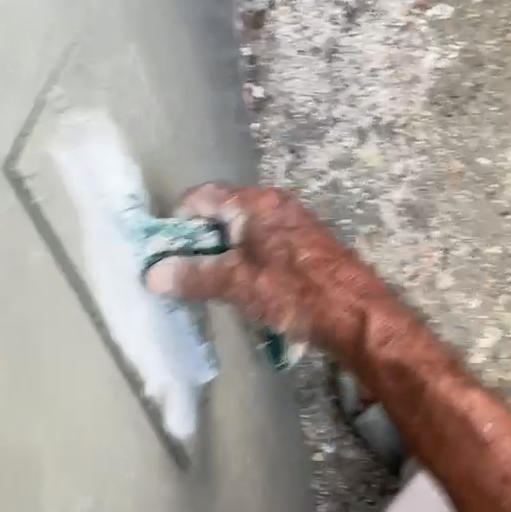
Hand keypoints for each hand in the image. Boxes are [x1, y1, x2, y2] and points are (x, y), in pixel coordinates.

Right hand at [144, 184, 384, 357]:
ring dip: (223, 255)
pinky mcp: (305, 245)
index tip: (165, 252)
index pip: (201, 196)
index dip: (177, 221)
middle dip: (199, 241)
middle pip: (221, 213)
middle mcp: (273, 204)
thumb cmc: (294, 292)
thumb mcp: (237, 284)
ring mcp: (292, 223)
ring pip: (243, 231)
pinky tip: (246, 290)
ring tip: (212, 286)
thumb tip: (152, 275)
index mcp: (254, 202)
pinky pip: (262, 244)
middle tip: (184, 273)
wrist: (358, 314)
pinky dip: (246, 261)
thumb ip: (194, 276)